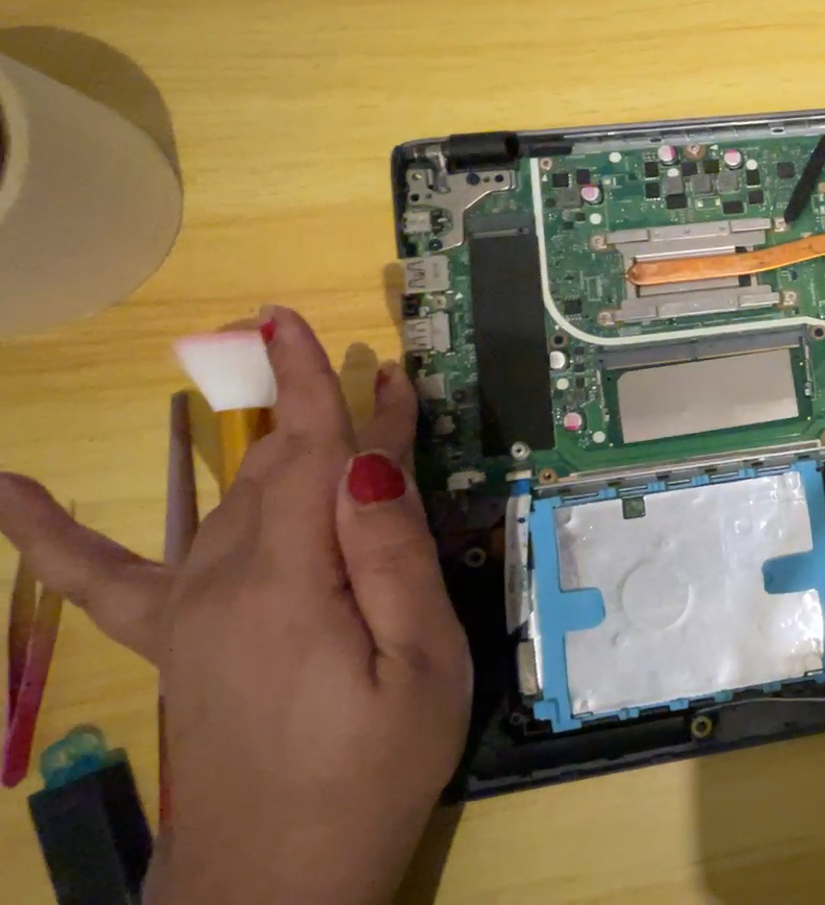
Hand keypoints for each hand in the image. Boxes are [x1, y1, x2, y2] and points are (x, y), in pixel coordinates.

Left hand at [0, 307, 469, 904]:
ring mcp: (188, 613)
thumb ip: (394, 562)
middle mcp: (222, 584)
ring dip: (271, 442)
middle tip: (373, 374)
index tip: (339, 335)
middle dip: (326, 413)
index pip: (321, 461)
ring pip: (231, 500)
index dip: (334, 395)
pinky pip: (102, 577)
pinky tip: (8, 491)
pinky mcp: (176, 643)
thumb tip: (373, 469)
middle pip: (281, 472)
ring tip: (287, 387)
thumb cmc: (379, 766)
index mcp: (290, 585)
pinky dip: (52, 531)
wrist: (282, 876)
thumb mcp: (421, 664)